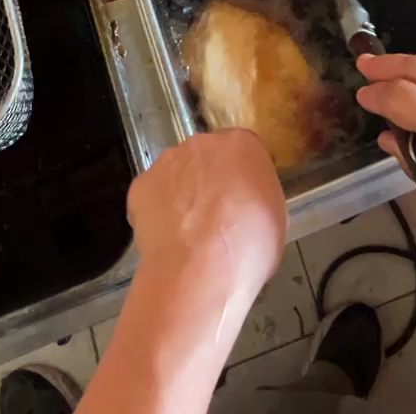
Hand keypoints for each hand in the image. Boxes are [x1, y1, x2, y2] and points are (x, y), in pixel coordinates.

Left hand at [126, 129, 286, 299]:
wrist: (200, 272)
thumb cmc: (250, 247)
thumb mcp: (275, 216)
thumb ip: (258, 194)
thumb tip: (245, 201)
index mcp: (242, 144)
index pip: (243, 151)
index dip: (241, 178)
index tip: (242, 201)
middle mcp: (203, 143)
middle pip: (207, 157)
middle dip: (209, 180)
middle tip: (216, 216)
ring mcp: (168, 162)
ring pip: (177, 173)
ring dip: (182, 193)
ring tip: (188, 233)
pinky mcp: (141, 185)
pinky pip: (152, 195)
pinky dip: (158, 212)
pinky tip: (168, 238)